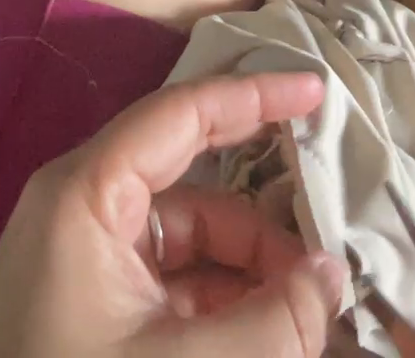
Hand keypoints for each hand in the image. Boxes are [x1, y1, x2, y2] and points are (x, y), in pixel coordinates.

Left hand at [0, 73, 347, 357]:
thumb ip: (275, 320)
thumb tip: (331, 275)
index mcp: (86, 191)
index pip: (180, 113)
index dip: (252, 95)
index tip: (314, 89)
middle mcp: (83, 203)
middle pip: (188, 167)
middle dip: (259, 185)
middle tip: (327, 186)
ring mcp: (87, 251)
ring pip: (187, 229)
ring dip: (250, 259)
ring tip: (309, 302)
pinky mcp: (94, 296)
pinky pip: (172, 273)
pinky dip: (222, 293)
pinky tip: (270, 324)